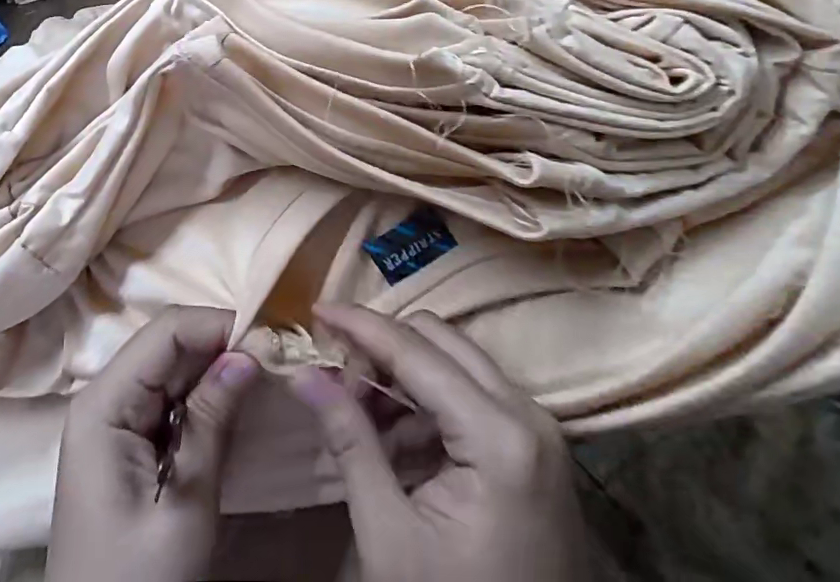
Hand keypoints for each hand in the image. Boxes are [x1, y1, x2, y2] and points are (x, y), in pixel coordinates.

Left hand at [47, 307, 261, 581]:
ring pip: (173, 371)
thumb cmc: (135, 581)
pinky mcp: (130, 442)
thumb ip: (209, 423)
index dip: (216, 324)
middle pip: (168, 347)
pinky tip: (240, 399)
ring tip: (270, 370)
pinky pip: (171, 401)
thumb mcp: (182, 505)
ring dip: (218, 368)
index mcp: (104, 403)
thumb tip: (246, 354)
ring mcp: (116, 419)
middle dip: (222, 344)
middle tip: (281, 354)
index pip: (164, 333)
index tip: (272, 337)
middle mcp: (105, 397)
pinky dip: (206, 396)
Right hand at [289, 305, 594, 581]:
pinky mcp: (532, 446)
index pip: (414, 351)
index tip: (315, 310)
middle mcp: (528, 416)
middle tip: (336, 378)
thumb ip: (348, 439)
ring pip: (452, 361)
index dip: (360, 324)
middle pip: (438, 340)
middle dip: (380, 348)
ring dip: (399, 376)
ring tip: (359, 417)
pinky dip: (423, 402)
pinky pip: (468, 393)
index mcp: (499, 437)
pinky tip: (393, 440)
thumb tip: (303, 374)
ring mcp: (536, 429)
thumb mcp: (388, 529)